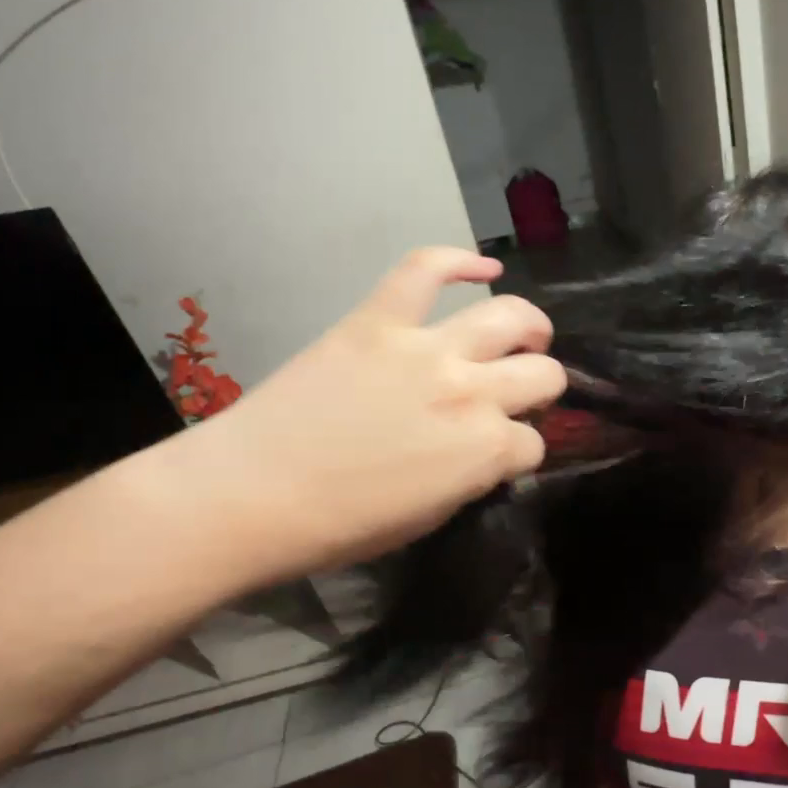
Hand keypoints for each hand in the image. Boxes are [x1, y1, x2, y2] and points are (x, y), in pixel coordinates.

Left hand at [161, 248, 566, 582]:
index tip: (501, 456)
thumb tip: (485, 452)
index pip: (533, 442)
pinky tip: (485, 267)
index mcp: (486, 450)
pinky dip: (459, 261)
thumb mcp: (431, 516)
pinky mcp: (379, 320)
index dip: (521, 451)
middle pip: (542, 374)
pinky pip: (425, 270)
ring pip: (509, 317)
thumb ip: (472, 476)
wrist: (246, 497)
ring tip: (527, 335)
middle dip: (541, 388)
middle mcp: (471, 392)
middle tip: (519, 394)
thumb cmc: (339, 526)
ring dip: (530, 327)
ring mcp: (426, 348)